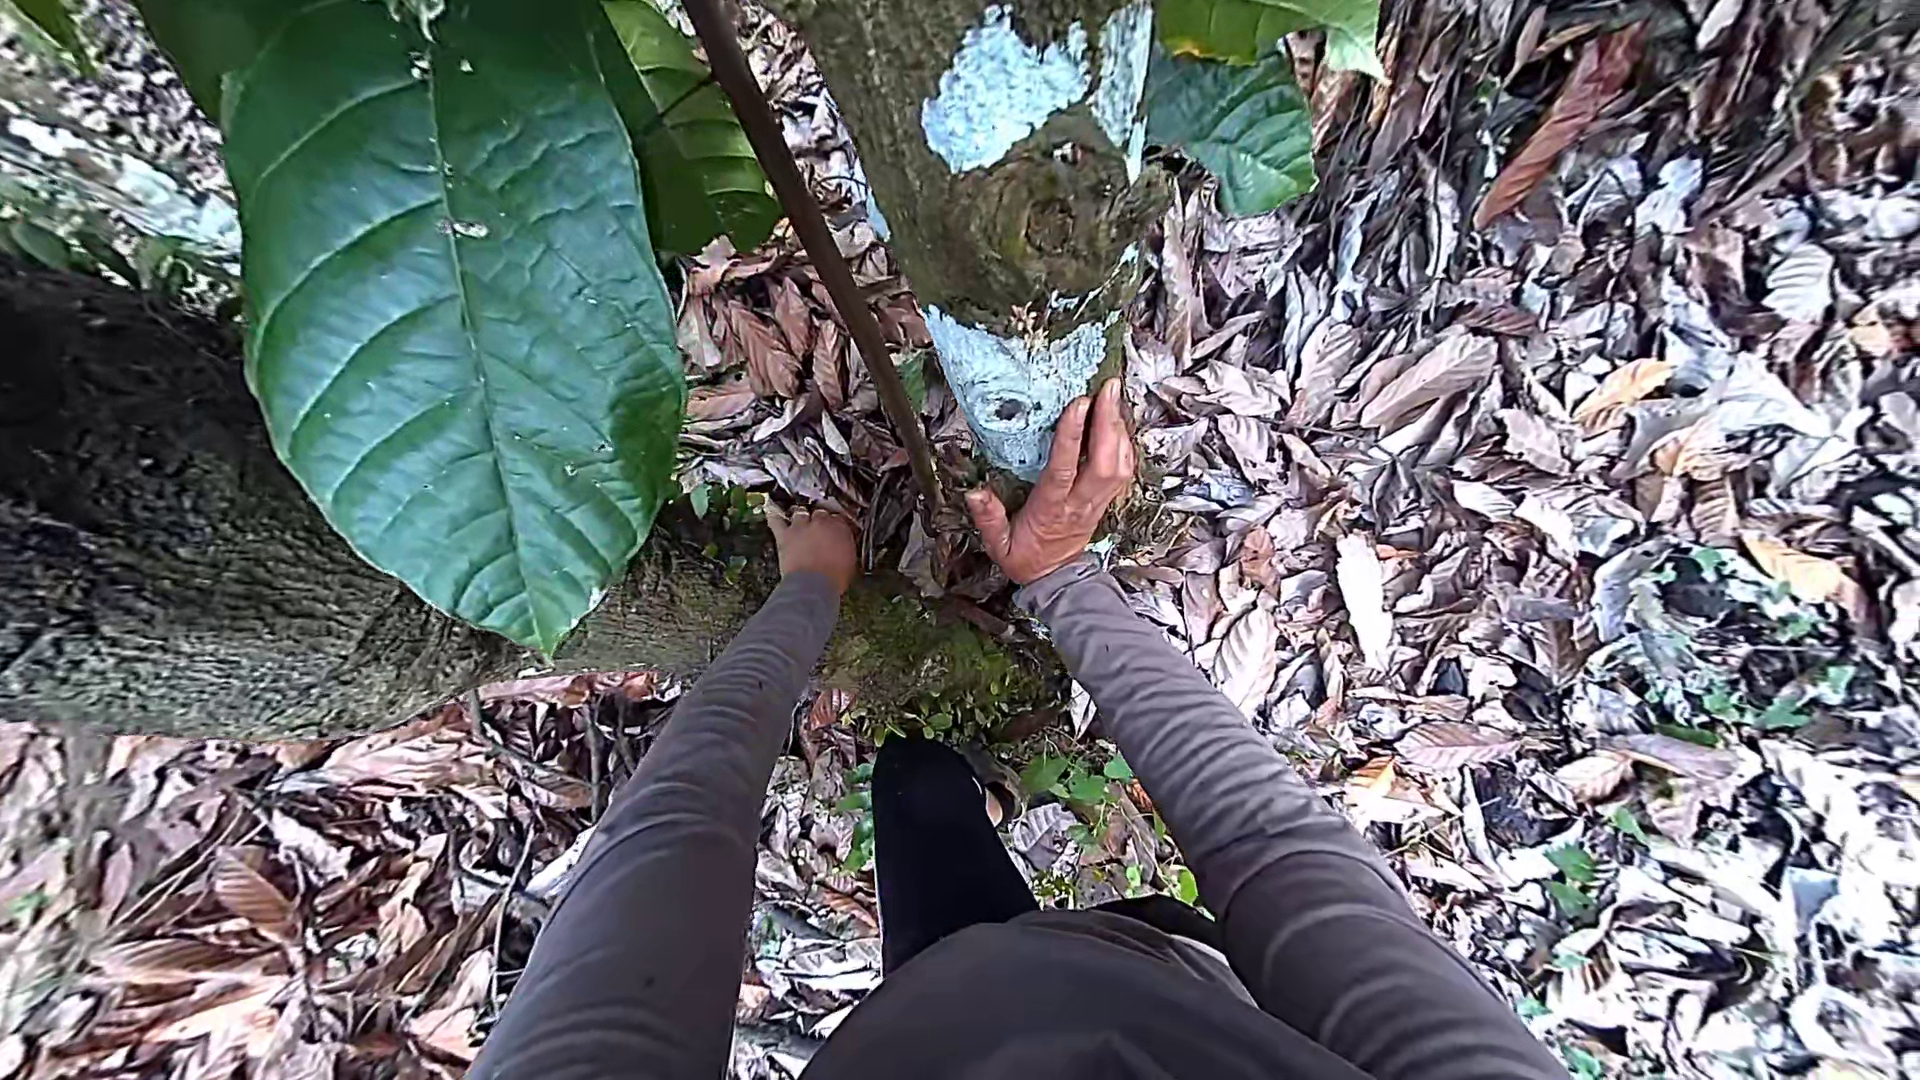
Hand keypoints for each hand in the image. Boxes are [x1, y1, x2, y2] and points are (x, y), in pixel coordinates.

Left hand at [769, 506, 858, 594]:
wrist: (814, 585)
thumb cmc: (834, 577)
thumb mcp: (850, 561)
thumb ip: (846, 546)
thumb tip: (843, 545)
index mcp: (841, 528)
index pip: (839, 518)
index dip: (837, 524)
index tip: (836, 530)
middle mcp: (821, 523)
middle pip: (820, 513)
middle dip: (820, 519)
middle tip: (819, 528)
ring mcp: (802, 527)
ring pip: (801, 512)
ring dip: (801, 517)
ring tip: (801, 522)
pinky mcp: (785, 535)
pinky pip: (777, 520)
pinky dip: (776, 517)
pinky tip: (774, 515)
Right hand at [966, 378, 1133, 584]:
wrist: (1055, 579)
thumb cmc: (1026, 558)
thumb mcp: (998, 545)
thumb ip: (988, 519)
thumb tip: (975, 493)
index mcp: (1051, 510)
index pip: (1063, 470)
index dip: (1071, 437)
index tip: (1077, 405)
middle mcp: (1080, 503)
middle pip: (1104, 461)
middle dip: (1108, 422)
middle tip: (1107, 388)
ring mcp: (1097, 502)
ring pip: (1120, 464)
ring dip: (1120, 429)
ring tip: (1115, 397)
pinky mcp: (1106, 500)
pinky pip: (1124, 470)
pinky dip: (1125, 443)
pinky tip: (1120, 423)